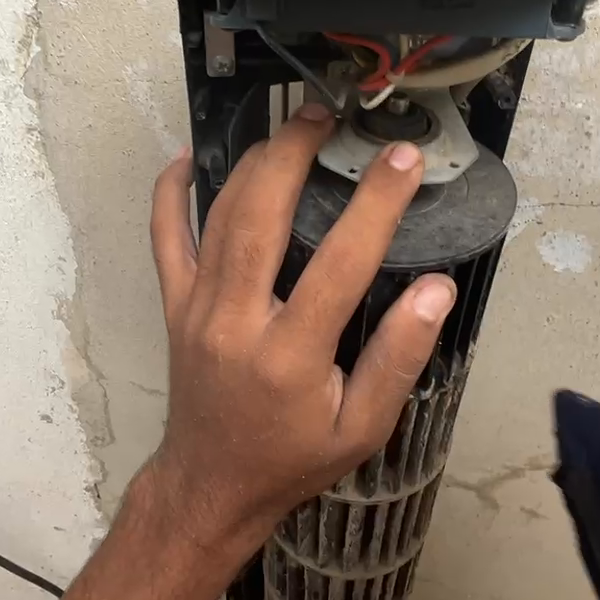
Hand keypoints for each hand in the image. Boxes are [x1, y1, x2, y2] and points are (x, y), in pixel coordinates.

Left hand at [143, 104, 456, 558]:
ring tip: (288, 126)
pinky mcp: (173, 305)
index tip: (402, 157)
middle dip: (295, 153)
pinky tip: (188, 156)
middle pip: (262, 216)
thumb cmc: (292, 458)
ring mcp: (196, 308)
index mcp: (291, 355)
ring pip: (218, 215)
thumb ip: (399, 358)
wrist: (211, 484)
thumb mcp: (362, 428)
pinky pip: (164, 237)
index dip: (376, 203)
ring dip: (253, 161)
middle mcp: (235, 320)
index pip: (341, 262)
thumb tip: (435, 290)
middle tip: (327, 115)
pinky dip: (170, 192)